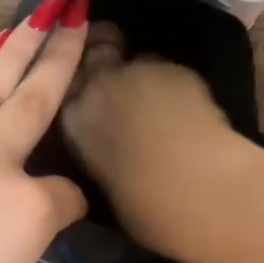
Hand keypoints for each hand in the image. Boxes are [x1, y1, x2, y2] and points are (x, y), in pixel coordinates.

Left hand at [0, 0, 92, 262]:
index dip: (66, 208)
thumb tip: (18, 236)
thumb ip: (22, 257)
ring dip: (14, 47)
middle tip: (78, 10)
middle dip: (59, 50)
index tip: (58, 221)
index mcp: (27, 213)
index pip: (65, 194)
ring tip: (38, 16)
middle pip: (32, 97)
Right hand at [61, 36, 247, 252]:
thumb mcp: (105, 180)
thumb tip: (116, 145)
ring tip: (165, 101)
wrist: (193, 186)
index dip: (87, 88)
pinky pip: (172, 70)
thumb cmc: (144, 204)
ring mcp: (138, 70)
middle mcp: (98, 86)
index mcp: (74, 121)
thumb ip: (104, 149)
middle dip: (112, 67)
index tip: (97, 96)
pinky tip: (192, 106)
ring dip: (147, 76)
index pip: (71, 89)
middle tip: (129, 86)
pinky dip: (178, 83)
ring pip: (140, 61)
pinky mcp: (176, 68)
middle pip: (99, 58)